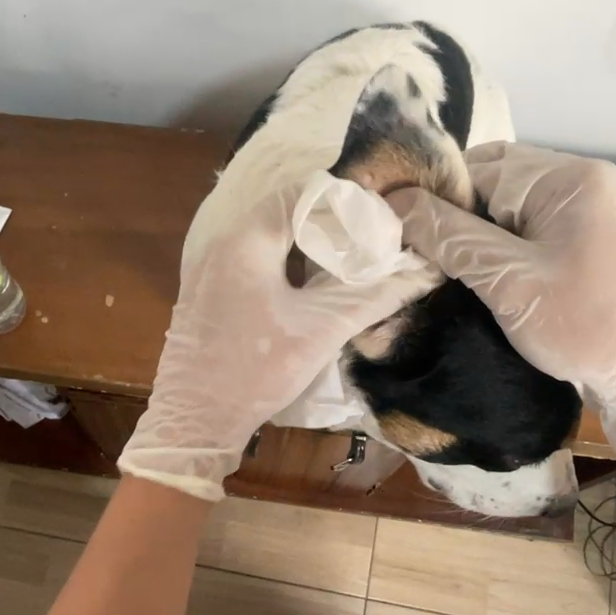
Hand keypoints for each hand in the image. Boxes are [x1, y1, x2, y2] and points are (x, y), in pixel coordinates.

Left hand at [120, 184, 436, 499]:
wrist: (194, 422)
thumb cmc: (256, 371)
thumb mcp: (320, 331)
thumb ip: (372, 295)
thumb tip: (421, 271)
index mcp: (246, 240)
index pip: (303, 193)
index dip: (344, 203)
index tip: (376, 226)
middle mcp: (221, 245)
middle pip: (284, 215)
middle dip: (329, 228)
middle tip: (366, 250)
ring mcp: (208, 271)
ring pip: (267, 242)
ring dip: (306, 251)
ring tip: (344, 273)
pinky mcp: (206, 297)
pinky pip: (250, 266)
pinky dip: (282, 270)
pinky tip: (307, 297)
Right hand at [388, 143, 615, 466]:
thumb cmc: (578, 327)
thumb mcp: (506, 282)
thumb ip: (450, 237)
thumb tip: (394, 202)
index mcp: (569, 178)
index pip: (478, 168)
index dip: (435, 199)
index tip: (403, 236)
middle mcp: (582, 179)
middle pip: (493, 181)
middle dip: (453, 215)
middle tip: (424, 256)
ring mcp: (588, 206)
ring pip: (506, 204)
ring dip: (473, 231)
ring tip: (446, 268)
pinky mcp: (585, 234)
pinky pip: (526, 223)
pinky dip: (496, 242)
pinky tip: (479, 272)